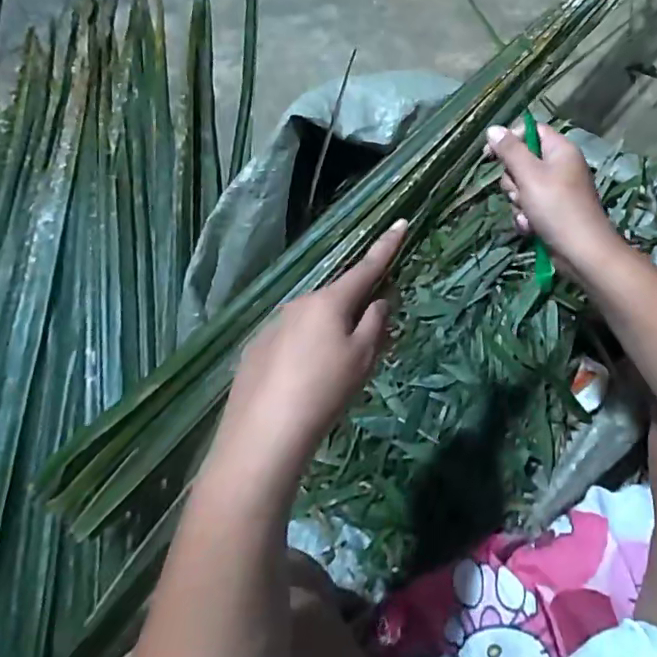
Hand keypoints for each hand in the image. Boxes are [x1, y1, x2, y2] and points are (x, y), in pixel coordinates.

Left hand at [211, 220, 407, 486]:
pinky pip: (291, 339)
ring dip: (329, 333)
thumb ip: (376, 323)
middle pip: (338, 299)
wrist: (264, 434)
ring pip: (313, 321)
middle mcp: (299, 303)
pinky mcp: (256, 348)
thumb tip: (379, 299)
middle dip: (357, 311)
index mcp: (329, 301)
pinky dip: (304, 350)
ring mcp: (274, 324)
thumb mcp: (363, 358)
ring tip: (334, 373)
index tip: (400, 222)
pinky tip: (303, 382)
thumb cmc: (324, 391)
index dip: (386, 247)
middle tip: (371, 343)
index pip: (366, 268)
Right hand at [485, 123, 623, 274]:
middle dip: (513, 181)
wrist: (581, 252)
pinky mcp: (552, 211)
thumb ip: (510, 150)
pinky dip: (526, 216)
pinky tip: (530, 227)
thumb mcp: (529, 175)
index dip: (509, 139)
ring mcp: (556, 190)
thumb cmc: (557, 207)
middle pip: (522, 161)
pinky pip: (528, 206)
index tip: (490, 154)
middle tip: (520, 193)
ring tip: (528, 214)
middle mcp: (559, 166)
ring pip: (521, 187)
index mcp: (560, 150)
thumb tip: (493, 129)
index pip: (530, 131)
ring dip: (518, 202)